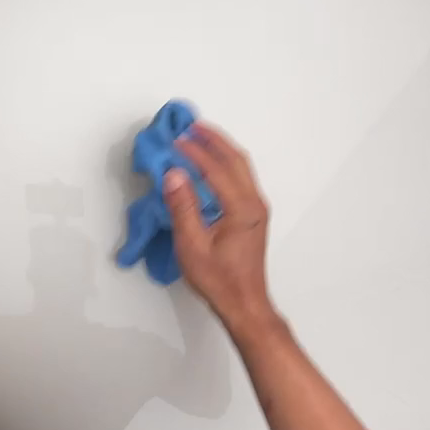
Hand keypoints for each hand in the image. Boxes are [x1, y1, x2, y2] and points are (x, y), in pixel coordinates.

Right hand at [163, 122, 276, 330]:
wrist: (244, 303)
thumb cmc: (217, 279)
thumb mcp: (192, 245)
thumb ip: (182, 207)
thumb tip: (173, 174)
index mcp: (241, 208)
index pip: (216, 169)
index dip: (194, 152)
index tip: (174, 139)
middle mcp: (254, 203)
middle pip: (235, 160)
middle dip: (213, 140)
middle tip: (190, 126)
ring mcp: (256, 208)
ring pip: (241, 167)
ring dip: (220, 148)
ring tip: (199, 136)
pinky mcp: (252, 215)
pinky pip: (240, 177)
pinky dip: (224, 162)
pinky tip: (210, 163)